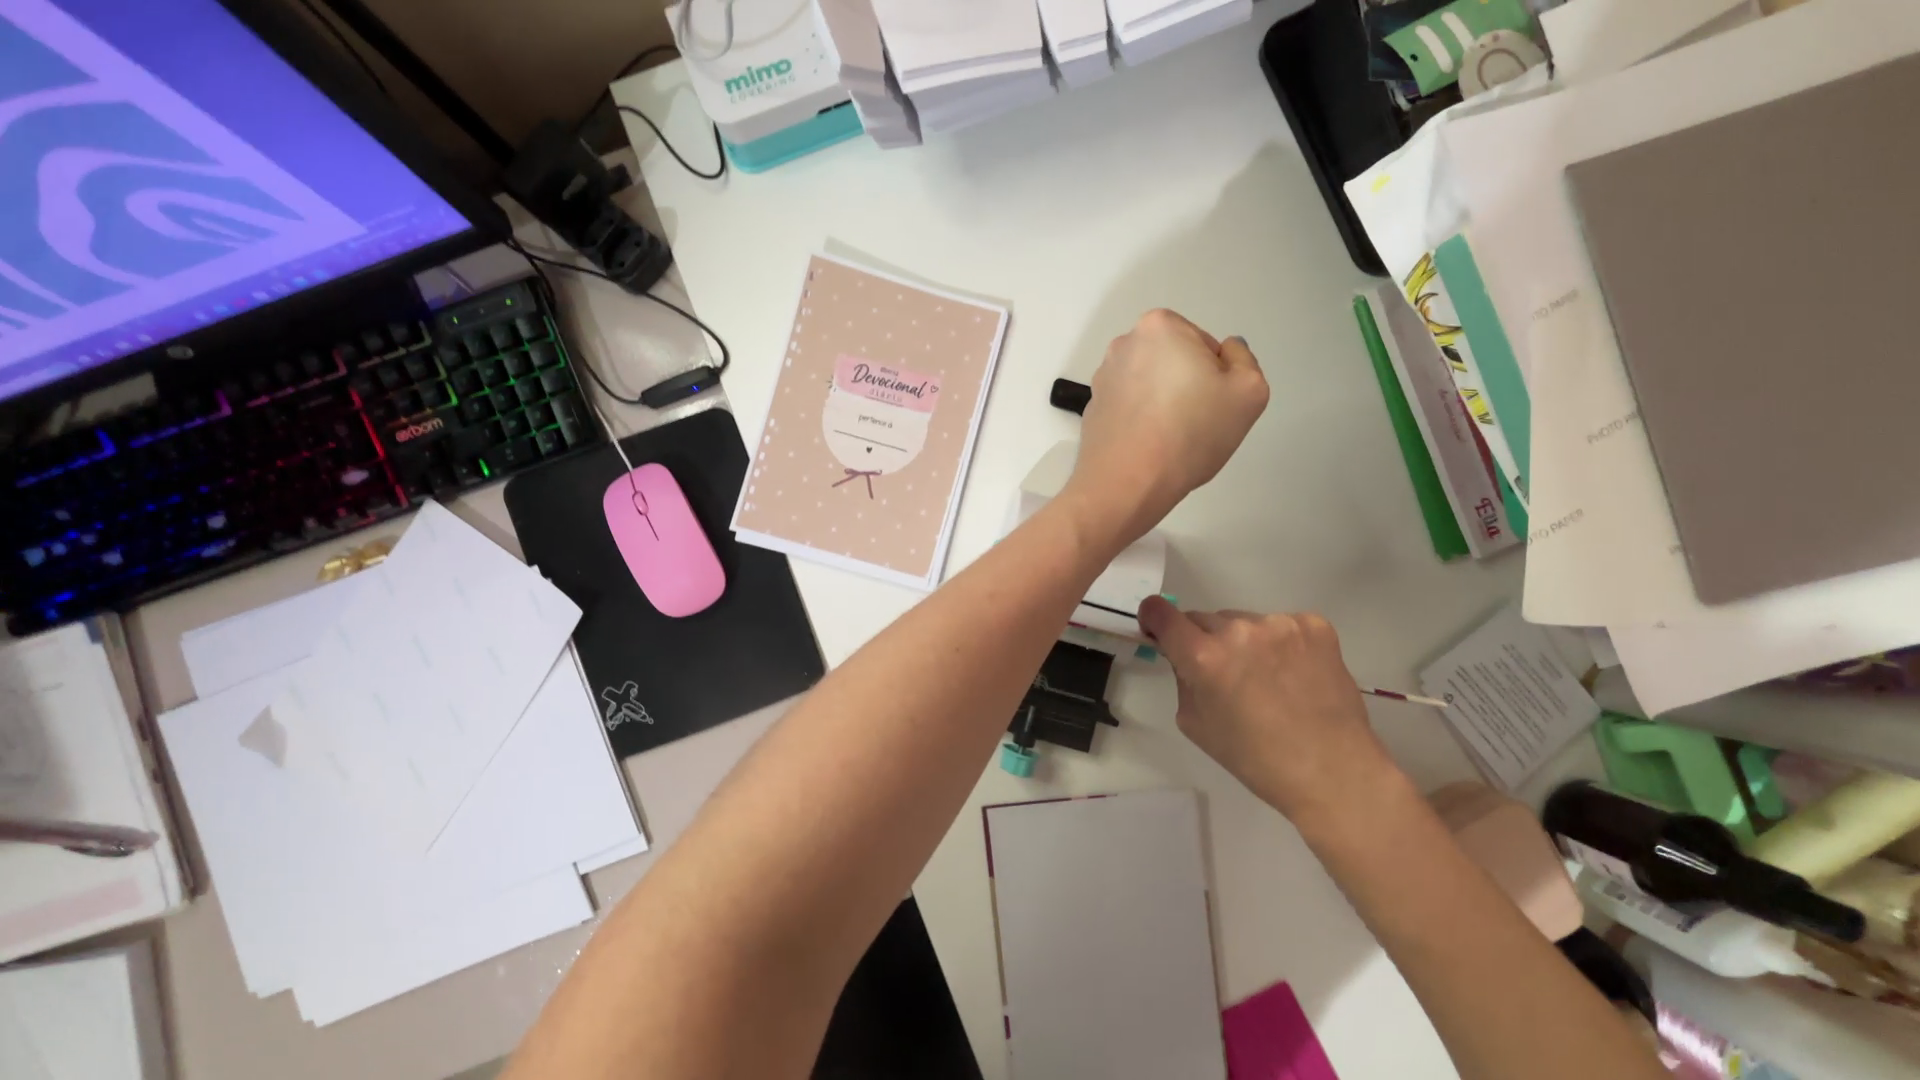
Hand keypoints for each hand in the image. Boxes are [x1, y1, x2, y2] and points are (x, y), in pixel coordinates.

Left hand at [1060, 310, 1268, 541]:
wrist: (1128, 482)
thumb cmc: (1193, 431)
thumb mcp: (1249, 391)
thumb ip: (1244, 360)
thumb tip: (1225, 351)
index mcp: (1160, 326)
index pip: (1206, 345)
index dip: (1218, 377)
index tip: (1214, 404)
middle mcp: (1124, 344)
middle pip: (1175, 362)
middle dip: (1189, 387)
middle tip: (1196, 423)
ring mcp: (1103, 378)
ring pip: (1151, 386)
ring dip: (1164, 404)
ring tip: (1171, 439)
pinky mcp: (1092, 409)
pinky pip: (1130, 409)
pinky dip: (1142, 422)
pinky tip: (1149, 448)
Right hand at [1137, 598, 1401, 828]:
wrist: (1332, 770)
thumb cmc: (1255, 758)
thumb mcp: (1196, 723)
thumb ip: (1184, 679)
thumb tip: (1186, 657)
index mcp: (1204, 657)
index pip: (1162, 613)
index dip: (1154, 619)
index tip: (1160, 631)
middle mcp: (1240, 631)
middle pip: (1204, 619)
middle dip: (1205, 642)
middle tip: (1225, 676)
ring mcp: (1281, 624)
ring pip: (1244, 622)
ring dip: (1244, 642)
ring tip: (1267, 679)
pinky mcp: (1314, 626)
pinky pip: (1280, 625)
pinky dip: (1279, 643)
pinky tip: (1293, 674)